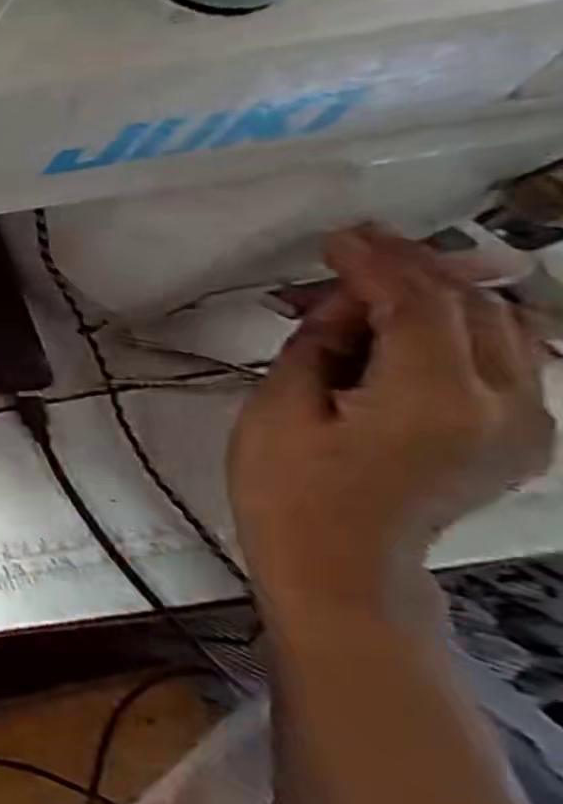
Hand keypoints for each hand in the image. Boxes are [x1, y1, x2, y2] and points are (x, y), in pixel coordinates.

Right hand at [228, 225, 553, 617]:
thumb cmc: (288, 494)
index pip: (421, 304)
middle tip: (349, 260)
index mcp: (434, 402)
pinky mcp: (526, 435)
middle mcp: (509, 405)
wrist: (339, 564)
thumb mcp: (275, 414)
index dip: (377, 263)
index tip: (340, 239)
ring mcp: (530, 422)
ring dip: (438, 300)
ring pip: (503, 327)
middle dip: (411, 272)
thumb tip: (338, 310)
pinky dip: (457, 333)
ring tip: (371, 297)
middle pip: (476, 307)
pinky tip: (402, 337)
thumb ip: (313, 350)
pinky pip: (507, 359)